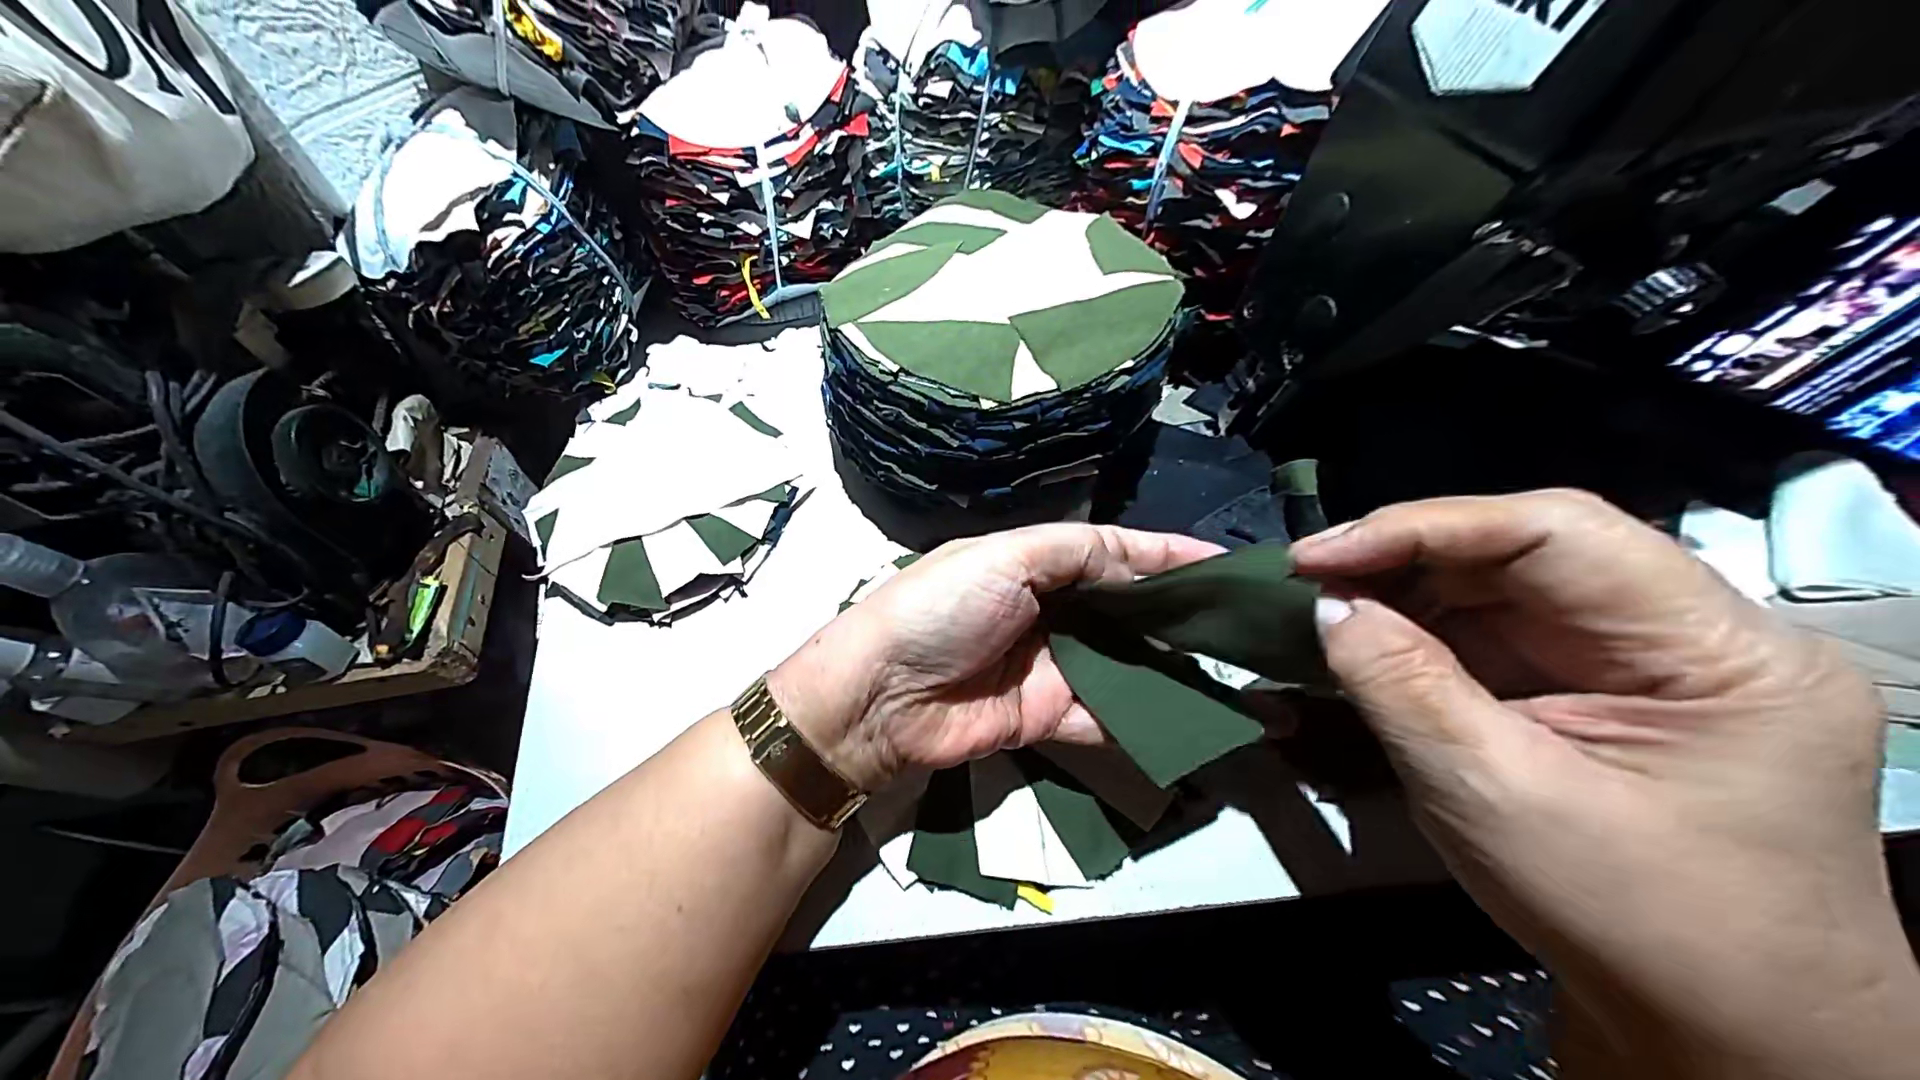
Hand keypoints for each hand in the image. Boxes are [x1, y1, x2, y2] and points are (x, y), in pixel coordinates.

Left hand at [767, 524, 1220, 792]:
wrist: (878, 698)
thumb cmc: (939, 610)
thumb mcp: (1003, 558)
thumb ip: (1076, 553)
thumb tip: (1143, 561)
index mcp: (1035, 563)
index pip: (1115, 553)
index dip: (1167, 556)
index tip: (1226, 564)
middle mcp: (1049, 610)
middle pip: (1126, 611)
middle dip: (1180, 617)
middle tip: (1244, 627)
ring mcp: (1051, 666)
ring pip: (1125, 664)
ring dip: (1175, 671)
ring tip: (1239, 678)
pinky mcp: (1048, 716)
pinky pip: (1107, 716)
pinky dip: (1147, 720)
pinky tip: (1198, 722)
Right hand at [1293, 490, 1917, 1077]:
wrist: (1709, 1028)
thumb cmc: (1627, 917)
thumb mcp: (1494, 793)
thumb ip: (1401, 683)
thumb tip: (1325, 603)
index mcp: (1717, 651)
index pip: (1557, 532)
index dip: (1423, 527)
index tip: (1318, 556)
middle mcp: (1682, 631)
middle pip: (1524, 549)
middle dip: (1403, 555)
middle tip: (1308, 575)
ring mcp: (1631, 656)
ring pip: (1496, 582)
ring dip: (1400, 587)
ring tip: (1322, 600)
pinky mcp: (1583, 682)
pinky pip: (1487, 627)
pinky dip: (1413, 625)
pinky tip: (1362, 631)